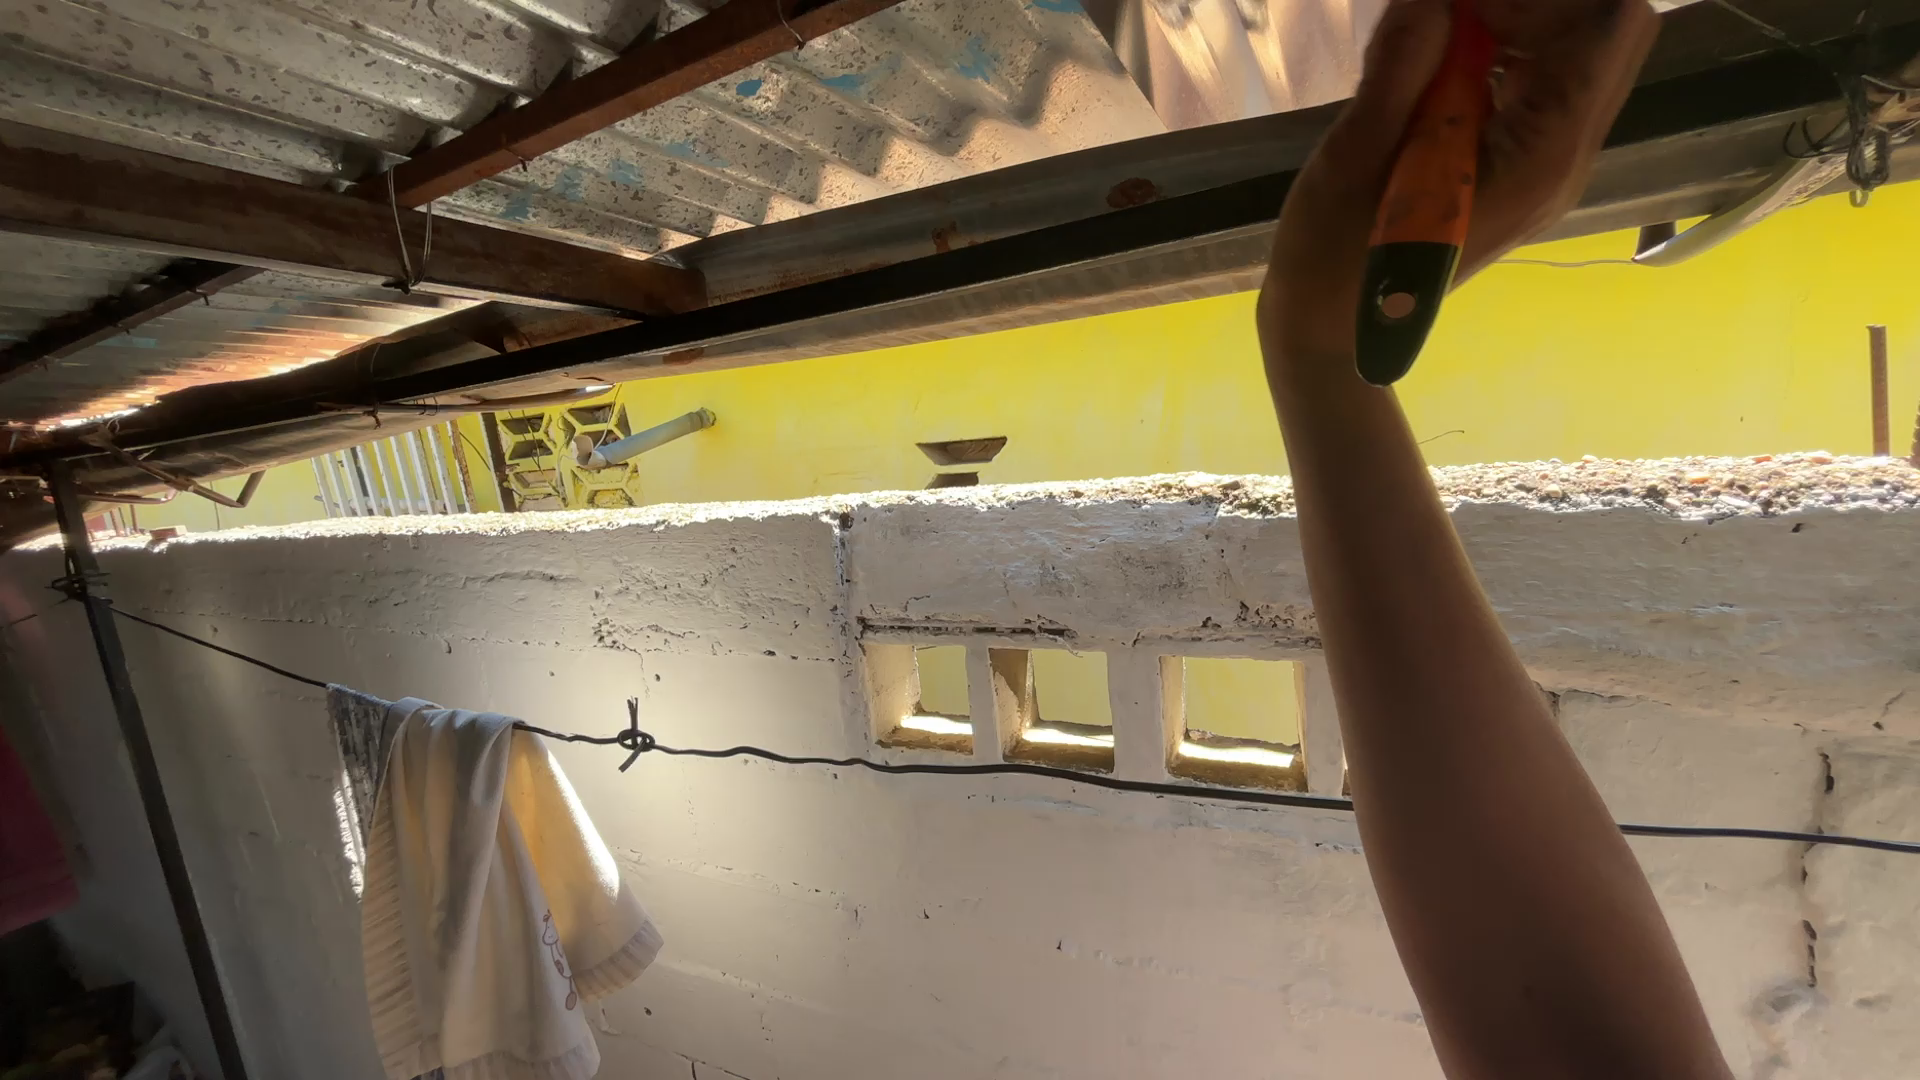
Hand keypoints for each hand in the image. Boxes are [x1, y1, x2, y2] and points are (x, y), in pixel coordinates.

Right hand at [1258, 0, 1658, 367]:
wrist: (1325, 331)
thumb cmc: (1329, 261)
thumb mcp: (1352, 164)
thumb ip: (1399, 72)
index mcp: (1538, 162)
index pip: (1601, 26)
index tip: (1452, 5)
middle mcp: (1563, 165)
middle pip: (1606, 34)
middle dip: (1534, 7)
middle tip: (1449, 17)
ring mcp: (1545, 175)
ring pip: (1578, 60)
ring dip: (1520, 27)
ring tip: (1441, 41)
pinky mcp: (1519, 180)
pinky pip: (1543, 95)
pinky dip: (1508, 61)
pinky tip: (1448, 76)